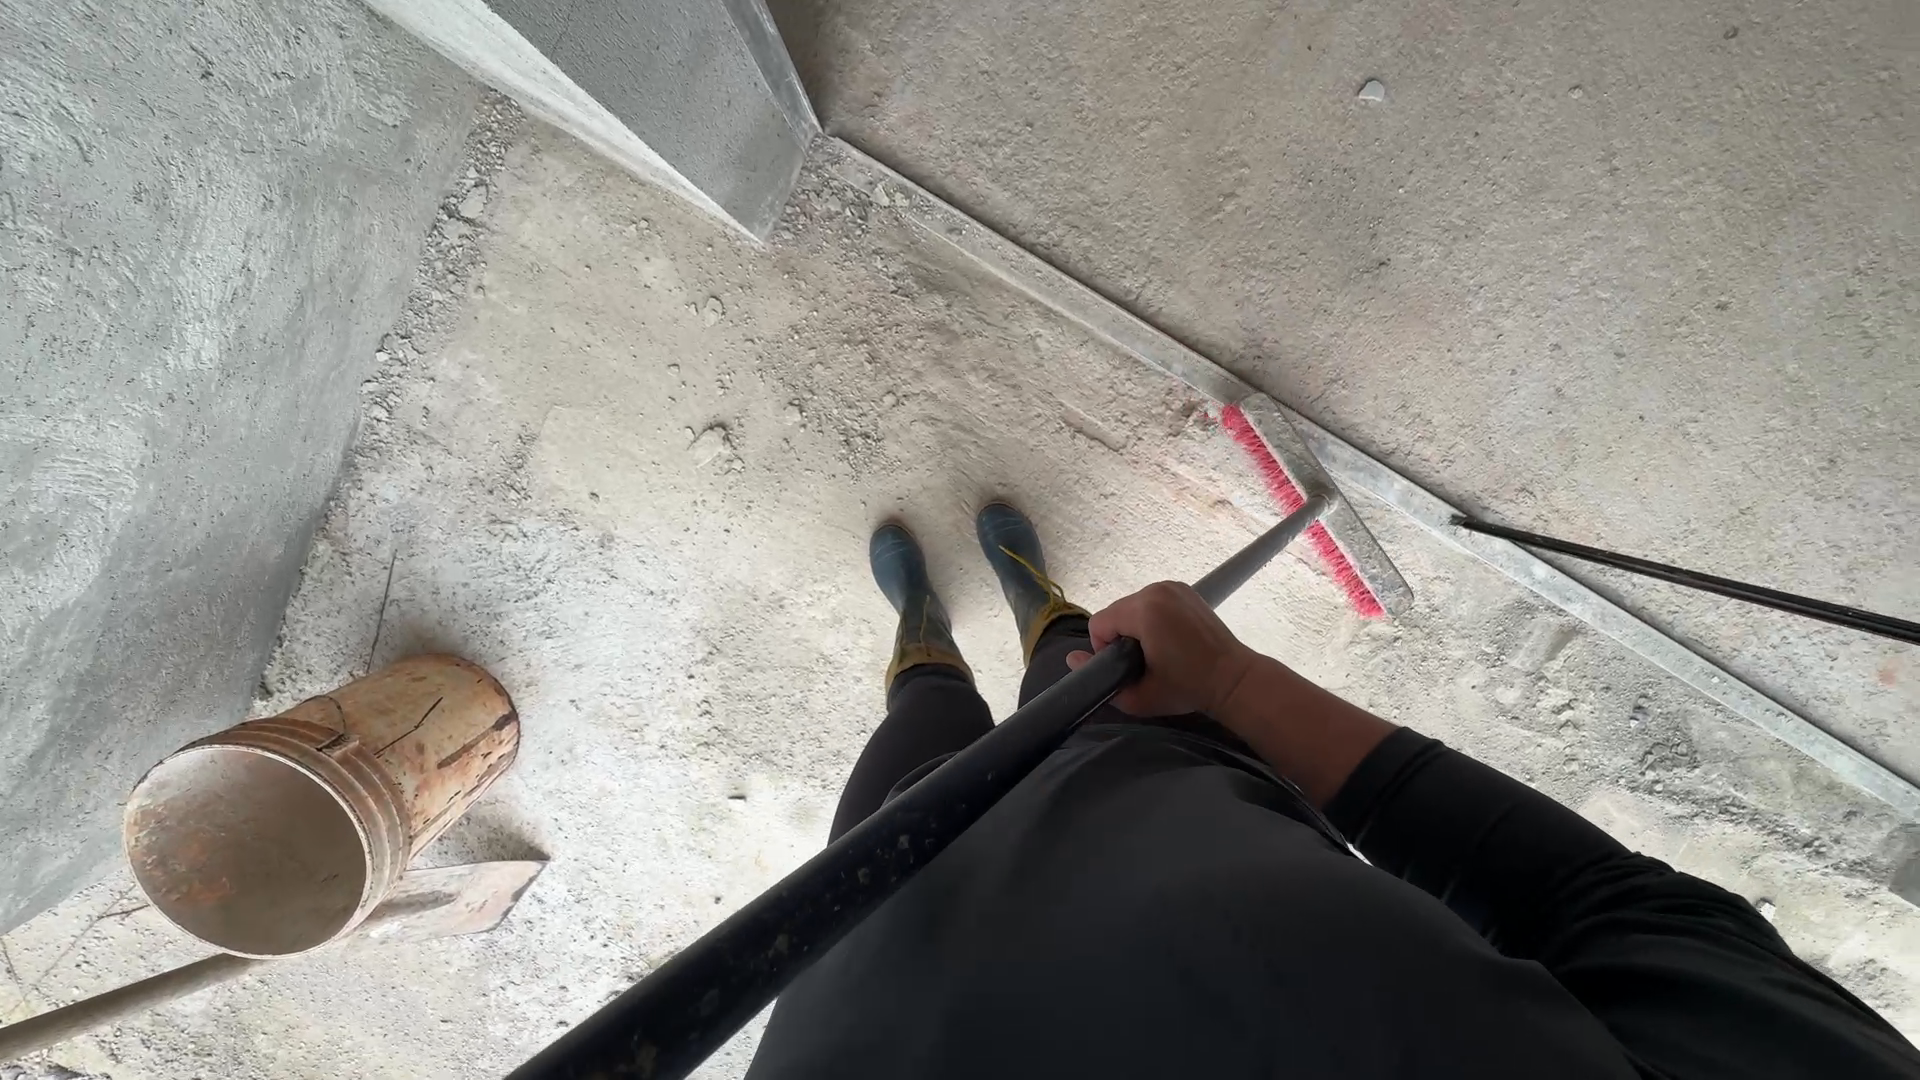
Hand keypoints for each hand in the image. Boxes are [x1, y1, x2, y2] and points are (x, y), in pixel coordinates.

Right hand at [1065, 581, 1257, 715]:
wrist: (1233, 680)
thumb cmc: (1186, 689)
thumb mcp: (1138, 695)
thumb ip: (1098, 678)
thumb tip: (1071, 658)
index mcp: (1144, 611)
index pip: (1100, 623)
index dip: (1104, 648)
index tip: (1127, 667)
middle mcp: (1156, 590)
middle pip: (1115, 612)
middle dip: (1121, 637)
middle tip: (1144, 662)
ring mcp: (1172, 586)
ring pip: (1132, 606)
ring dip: (1135, 627)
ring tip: (1158, 651)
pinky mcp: (1184, 589)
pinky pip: (1151, 601)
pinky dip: (1152, 617)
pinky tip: (1169, 638)